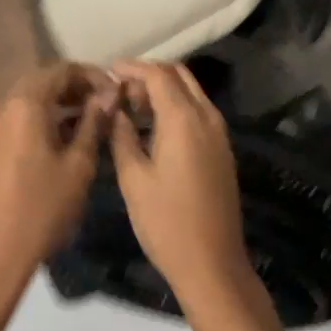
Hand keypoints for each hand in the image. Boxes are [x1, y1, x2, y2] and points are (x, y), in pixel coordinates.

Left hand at [0, 62, 115, 284]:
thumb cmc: (41, 210)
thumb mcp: (79, 165)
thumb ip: (95, 122)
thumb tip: (108, 94)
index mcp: (25, 104)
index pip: (62, 69)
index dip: (91, 75)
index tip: (113, 91)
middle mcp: (0, 106)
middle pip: (41, 80)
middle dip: (73, 88)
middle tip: (101, 104)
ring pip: (26, 100)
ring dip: (55, 104)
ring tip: (84, 123)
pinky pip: (13, 119)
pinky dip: (36, 120)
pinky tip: (56, 142)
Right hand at [108, 61, 251, 296]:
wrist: (212, 262)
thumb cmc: (166, 222)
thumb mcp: (133, 179)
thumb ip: (122, 136)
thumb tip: (114, 108)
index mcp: (184, 118)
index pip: (158, 75)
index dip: (132, 68)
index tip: (108, 69)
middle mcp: (207, 115)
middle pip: (179, 75)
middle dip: (149, 74)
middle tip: (119, 89)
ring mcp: (219, 131)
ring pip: (191, 91)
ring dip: (164, 89)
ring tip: (131, 106)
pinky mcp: (222, 147)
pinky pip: (198, 110)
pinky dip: (176, 105)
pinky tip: (153, 125)